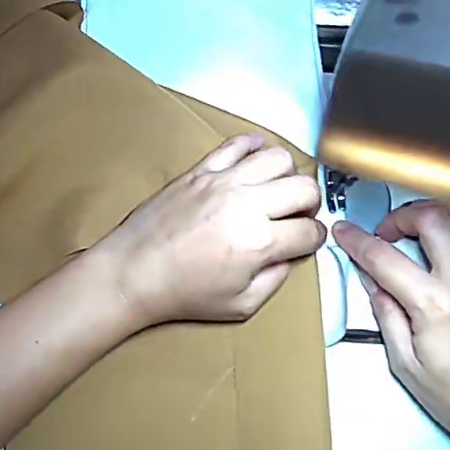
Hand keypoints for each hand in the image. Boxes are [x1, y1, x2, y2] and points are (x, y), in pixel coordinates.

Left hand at [91, 133, 326, 326]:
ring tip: (277, 190)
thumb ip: (275, 280)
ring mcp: (222, 181)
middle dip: (311, 204)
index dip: (315, 239)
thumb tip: (288, 255)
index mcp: (258, 243)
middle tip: (298, 215)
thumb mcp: (240, 305)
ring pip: (278, 158)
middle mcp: (246, 205)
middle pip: (304, 187)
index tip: (308, 241)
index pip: (310, 231)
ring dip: (287, 175)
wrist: (134, 272)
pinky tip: (257, 161)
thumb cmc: (183, 293)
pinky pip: (237, 144)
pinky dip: (254, 146)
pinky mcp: (201, 170)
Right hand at [332, 202, 449, 449]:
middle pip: (434, 216)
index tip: (345, 232)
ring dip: (445, 215)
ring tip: (430, 232)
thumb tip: (372, 280)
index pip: (385, 257)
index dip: (357, 240)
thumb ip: (386, 315)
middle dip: (402, 216)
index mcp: (437, 305)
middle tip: (391, 233)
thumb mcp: (407, 367)